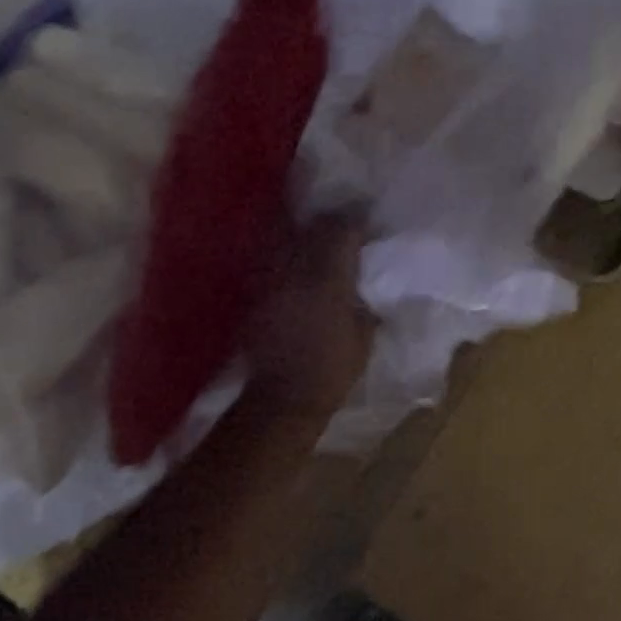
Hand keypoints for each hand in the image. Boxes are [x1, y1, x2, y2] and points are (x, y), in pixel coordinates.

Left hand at [244, 213, 377, 418]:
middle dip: (328, 223)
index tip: (365, 224)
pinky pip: (270, 259)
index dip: (356, 223)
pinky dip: (282, 254)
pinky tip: (292, 263)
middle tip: (341, 227)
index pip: (342, 231)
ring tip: (314, 237)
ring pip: (284, 237)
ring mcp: (271, 278)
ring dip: (301, 232)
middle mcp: (296, 270)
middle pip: (312, 228)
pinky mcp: (255, 292)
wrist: (285, 397)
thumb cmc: (332, 370)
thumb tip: (365, 285)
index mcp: (329, 279)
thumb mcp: (364, 336)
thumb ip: (363, 302)